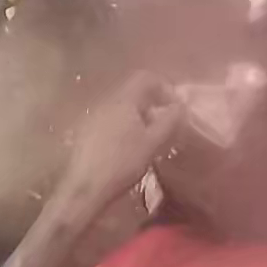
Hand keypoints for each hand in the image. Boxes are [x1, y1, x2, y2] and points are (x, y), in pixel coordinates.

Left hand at [54, 70, 182, 218]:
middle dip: (153, 104)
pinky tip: (129, 148)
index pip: (146, 78)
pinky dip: (125, 127)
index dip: (165, 88)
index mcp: (123, 99)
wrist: (85, 189)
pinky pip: (111, 120)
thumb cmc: (122, 163)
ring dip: (139, 117)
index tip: (176, 109)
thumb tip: (181, 105)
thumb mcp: (153, 142)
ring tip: (150, 139)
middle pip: (133, 92)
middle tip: (166, 125)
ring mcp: (93, 116)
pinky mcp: (86, 133)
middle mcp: (106, 102)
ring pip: (122, 107)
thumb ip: (169, 120)